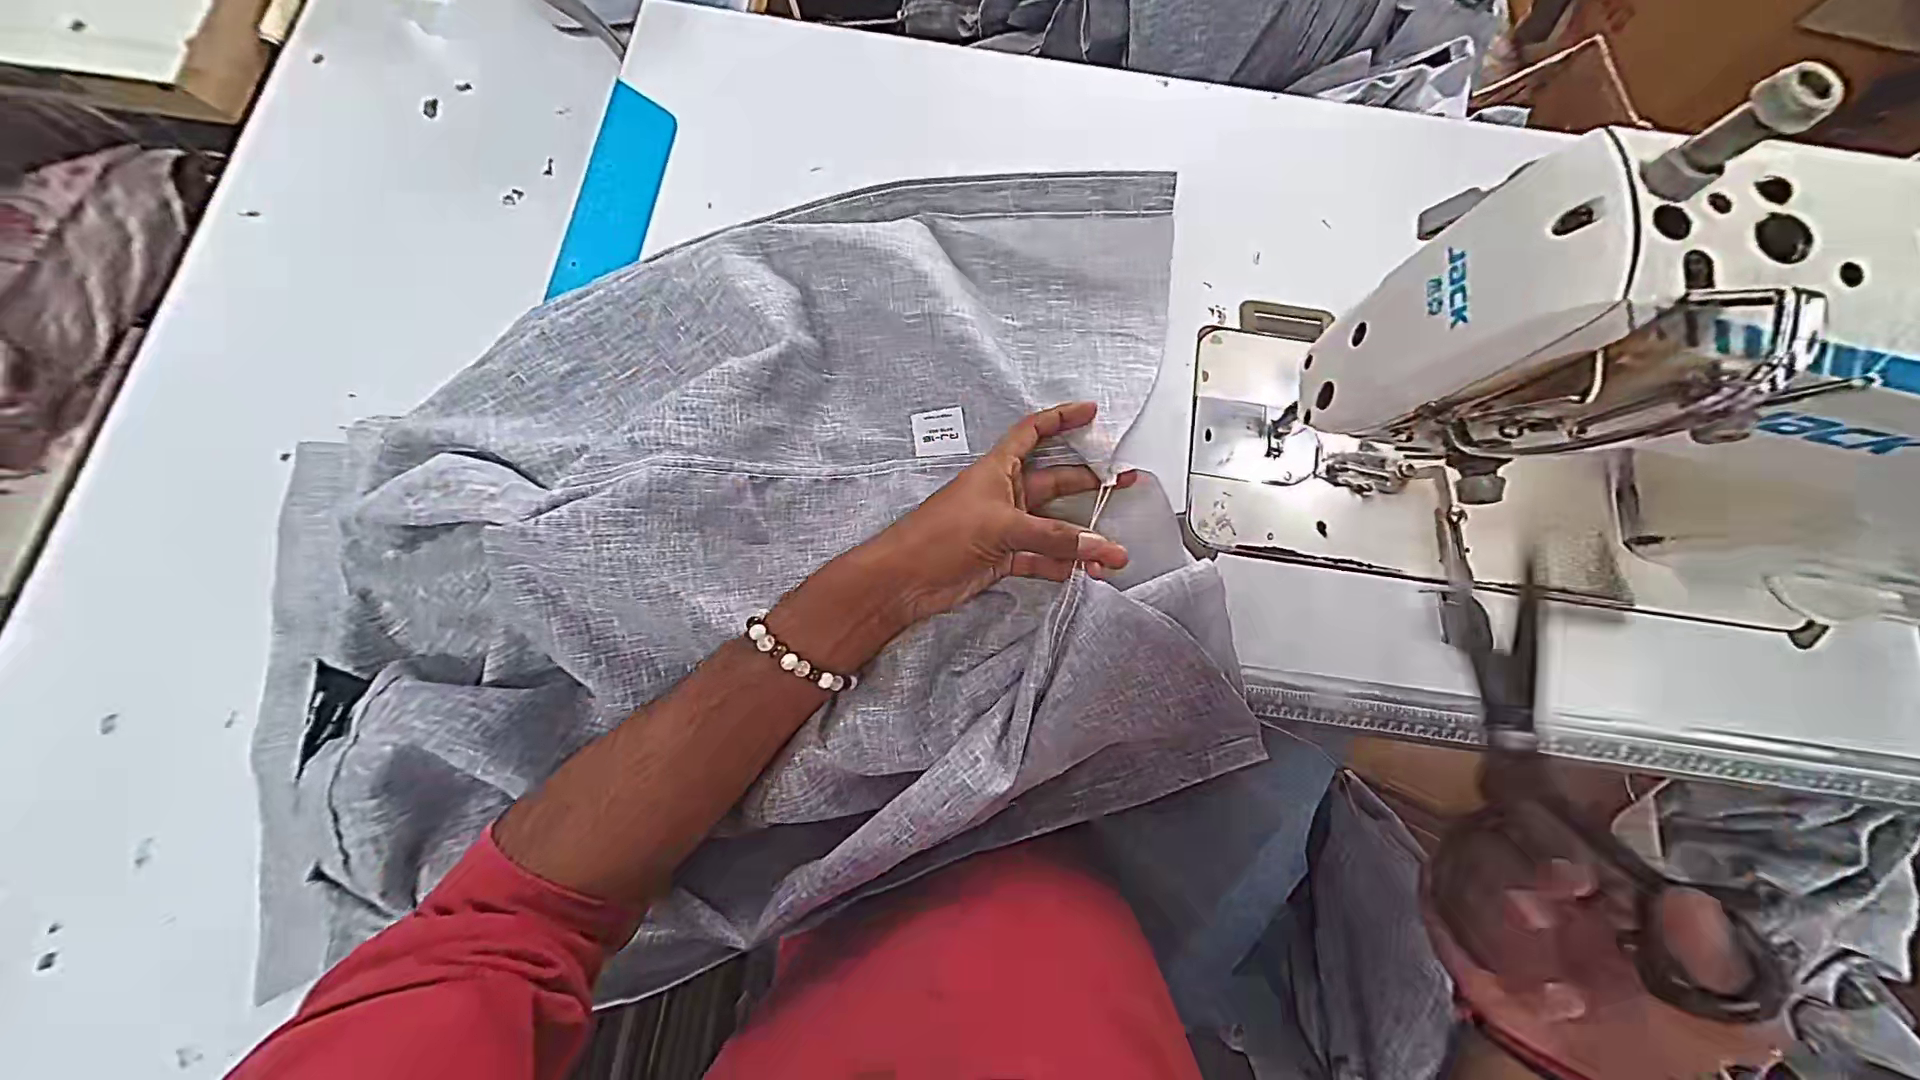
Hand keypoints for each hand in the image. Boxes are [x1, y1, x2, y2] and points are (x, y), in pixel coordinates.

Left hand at [867, 402, 1134, 623]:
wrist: (904, 581)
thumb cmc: (936, 537)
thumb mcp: (1001, 527)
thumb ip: (1053, 537)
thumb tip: (1098, 544)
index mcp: (998, 470)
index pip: (1033, 432)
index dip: (1061, 419)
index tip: (1090, 412)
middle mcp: (1004, 494)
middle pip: (1055, 481)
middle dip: (1089, 484)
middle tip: (1121, 483)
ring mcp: (1005, 527)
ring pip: (1053, 527)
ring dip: (1081, 539)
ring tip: (1111, 551)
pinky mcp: (1003, 557)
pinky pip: (1042, 557)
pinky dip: (1062, 564)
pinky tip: (1082, 572)